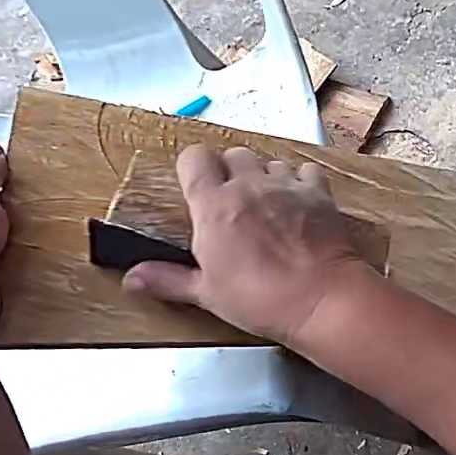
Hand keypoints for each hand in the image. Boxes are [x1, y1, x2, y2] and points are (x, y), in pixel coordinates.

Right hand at [122, 146, 367, 345]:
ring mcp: (289, 188)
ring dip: (268, 176)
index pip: (194, 157)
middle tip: (234, 201)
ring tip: (269, 204)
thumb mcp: (208, 292)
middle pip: (235, 155)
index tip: (197, 188)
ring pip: (273, 162)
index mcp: (214, 205)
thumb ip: (170, 279)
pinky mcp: (321, 196)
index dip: (195, 169)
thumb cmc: (263, 298)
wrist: (321, 299)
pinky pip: (309, 171)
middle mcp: (251, 187)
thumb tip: (133, 279)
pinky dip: (303, 180)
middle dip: (232, 171)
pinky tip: (301, 201)